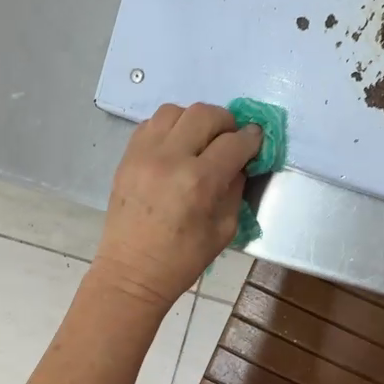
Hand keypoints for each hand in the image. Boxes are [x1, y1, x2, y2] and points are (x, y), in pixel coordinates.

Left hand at [91, 103, 262, 308]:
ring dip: (195, 121)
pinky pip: (151, 124)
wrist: (132, 273)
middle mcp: (170, 159)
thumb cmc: (182, 261)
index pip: (234, 142)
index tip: (256, 142)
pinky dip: (170, 129)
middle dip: (225, 123)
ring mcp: (144, 154)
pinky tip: (176, 149)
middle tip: (230, 140)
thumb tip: (239, 164)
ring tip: (200, 141)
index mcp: (199, 182)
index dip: (251, 139)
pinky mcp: (127, 157)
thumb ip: (234, 190)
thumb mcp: (223, 231)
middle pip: (205, 114)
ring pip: (175, 111)